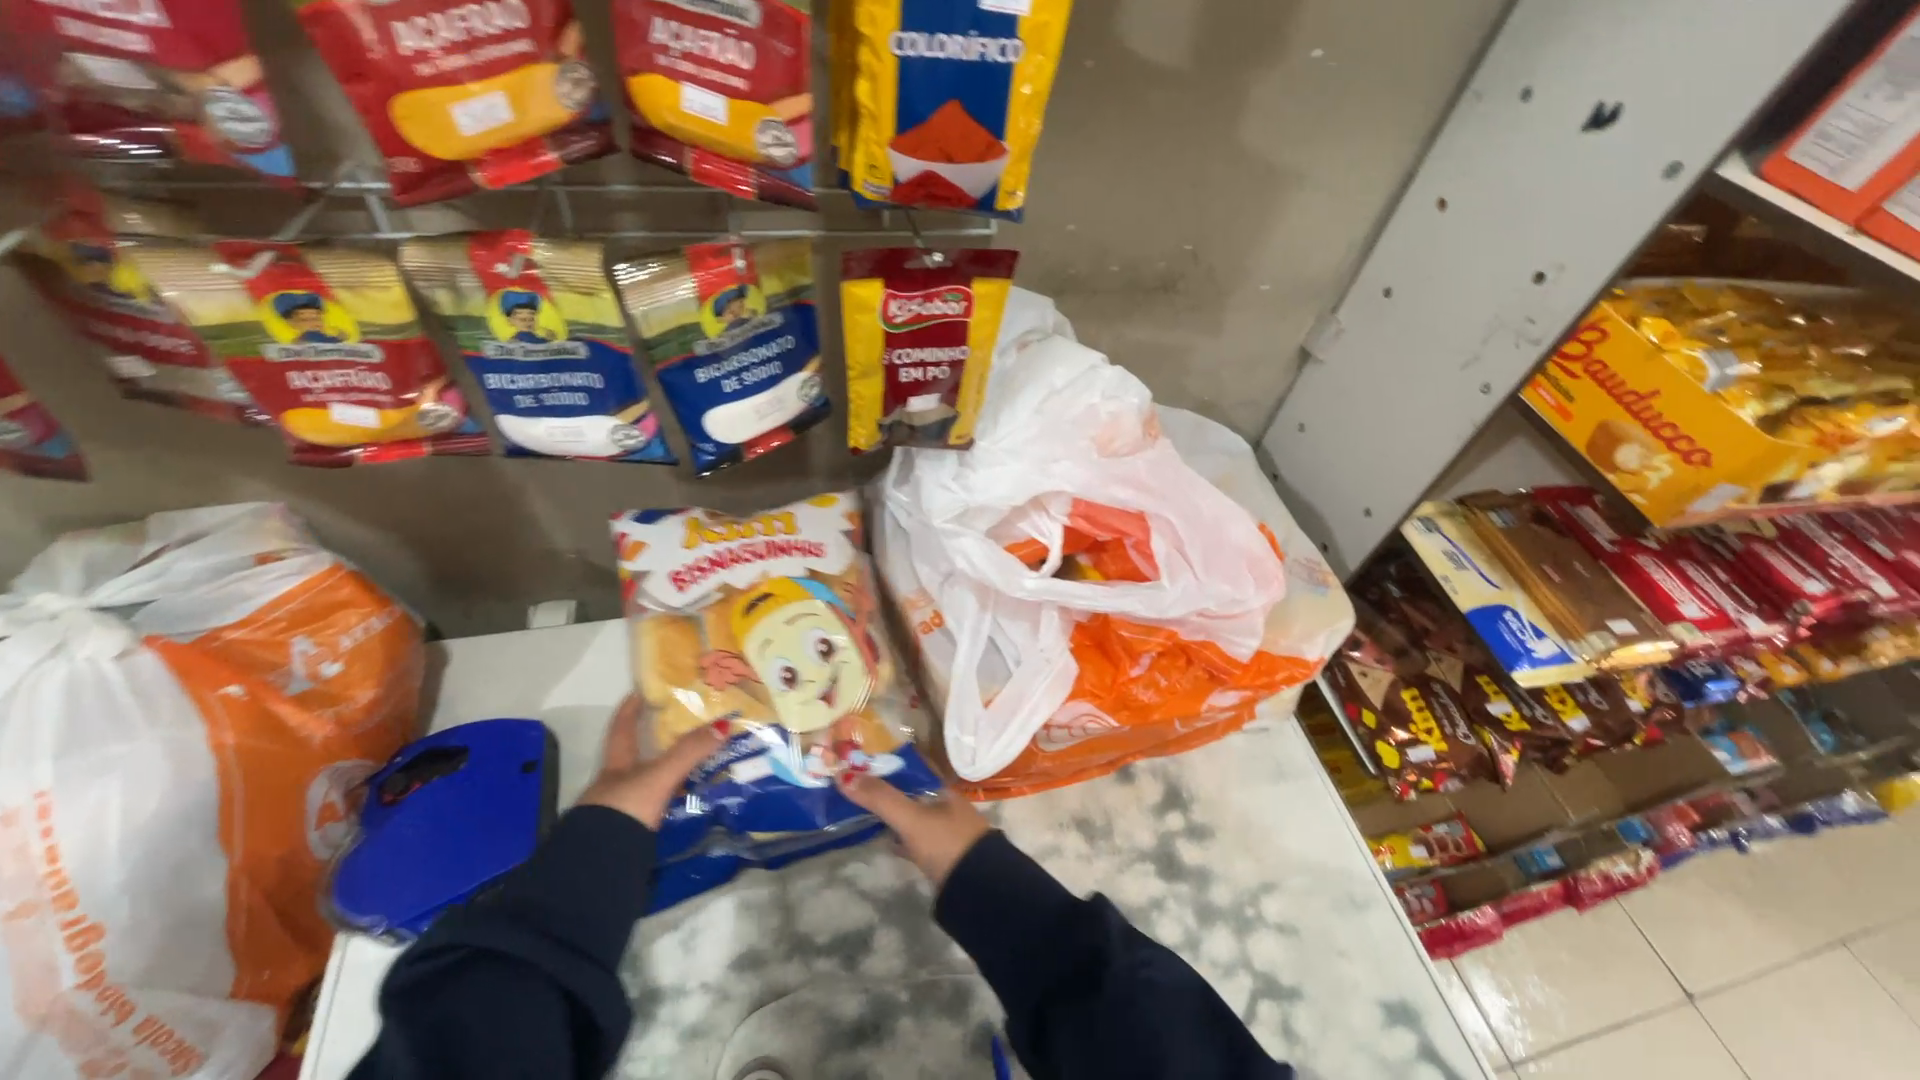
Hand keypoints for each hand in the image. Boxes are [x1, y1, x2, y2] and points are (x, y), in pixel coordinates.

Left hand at [578, 696, 726, 829]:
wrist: (599, 865)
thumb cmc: (624, 810)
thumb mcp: (660, 777)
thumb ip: (689, 753)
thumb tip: (724, 725)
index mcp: (615, 767)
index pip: (622, 730)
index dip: (629, 711)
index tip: (638, 693)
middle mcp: (611, 787)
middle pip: (630, 761)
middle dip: (651, 750)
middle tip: (680, 737)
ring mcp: (614, 815)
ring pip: (640, 790)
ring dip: (661, 782)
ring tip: (689, 776)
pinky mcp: (622, 839)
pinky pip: (647, 816)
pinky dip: (663, 810)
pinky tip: (679, 812)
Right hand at [836, 773, 991, 888]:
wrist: (978, 888)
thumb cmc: (946, 843)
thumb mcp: (911, 819)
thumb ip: (880, 798)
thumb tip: (842, 775)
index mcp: (940, 788)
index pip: (910, 765)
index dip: (885, 761)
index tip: (857, 761)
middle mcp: (943, 803)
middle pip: (907, 789)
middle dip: (882, 787)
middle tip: (849, 785)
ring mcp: (942, 828)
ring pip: (909, 813)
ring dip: (887, 811)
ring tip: (857, 809)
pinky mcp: (939, 852)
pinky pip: (911, 836)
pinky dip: (896, 835)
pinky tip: (881, 839)